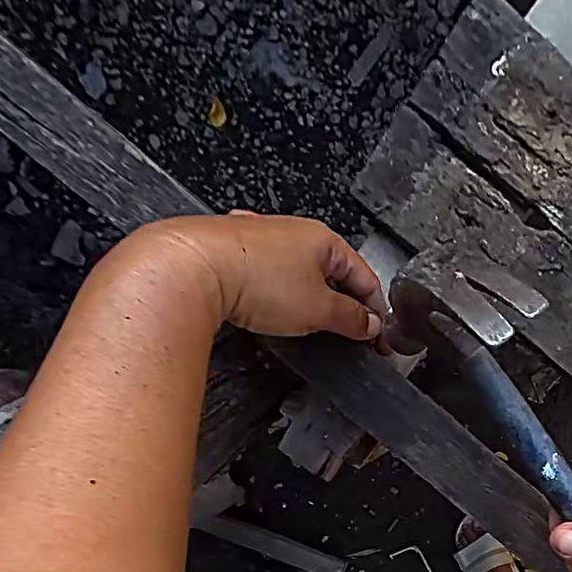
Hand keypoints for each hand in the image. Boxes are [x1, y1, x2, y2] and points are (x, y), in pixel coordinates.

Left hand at [115, 212, 388, 340]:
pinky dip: (282, 299)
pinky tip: (276, 314)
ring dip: (313, 303)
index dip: (376, 310)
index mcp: (324, 239)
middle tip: (351, 337)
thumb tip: (368, 323)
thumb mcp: (319, 308)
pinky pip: (273, 280)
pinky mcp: (237, 256)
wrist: (193, 269)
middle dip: (345, 307)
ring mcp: (264, 242)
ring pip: (302, 277)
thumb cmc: (254, 278)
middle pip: (334, 276)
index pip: (365, 276)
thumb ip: (350, 317)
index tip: (378, 336)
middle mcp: (295, 233)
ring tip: (313, 328)